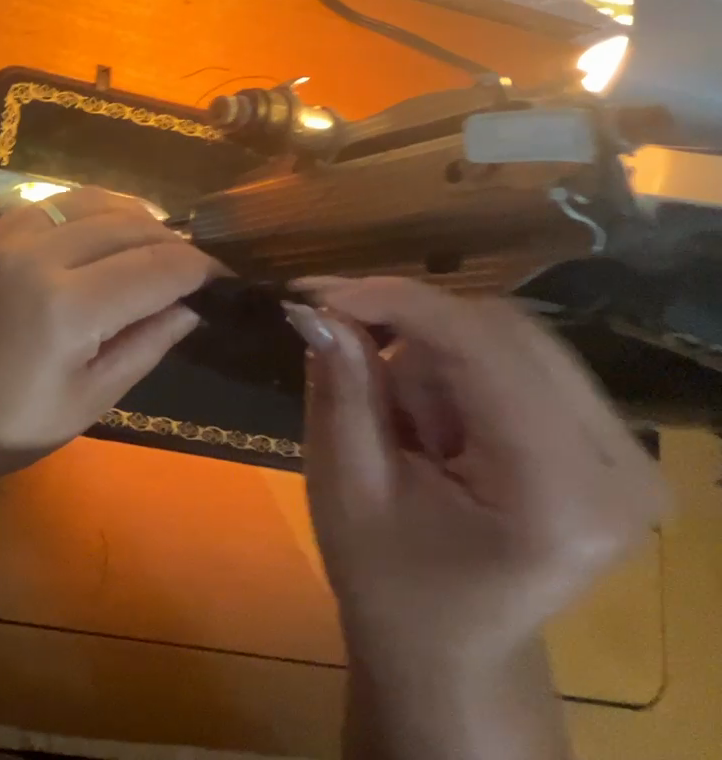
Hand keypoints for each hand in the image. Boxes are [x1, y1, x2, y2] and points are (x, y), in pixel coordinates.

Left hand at [0, 189, 217, 483]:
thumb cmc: (12, 426)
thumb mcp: (93, 397)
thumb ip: (147, 342)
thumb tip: (192, 304)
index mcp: (66, 307)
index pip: (157, 266)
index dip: (200, 269)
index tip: (222, 279)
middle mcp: (32, 258)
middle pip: (125, 224)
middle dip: (169, 240)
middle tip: (189, 266)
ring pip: (83, 202)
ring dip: (127, 216)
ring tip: (150, 243)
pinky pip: (41, 209)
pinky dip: (79, 215)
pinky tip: (95, 239)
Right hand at [287, 277, 669, 674]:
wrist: (449, 643)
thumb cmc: (387, 578)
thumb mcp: (344, 485)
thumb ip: (342, 390)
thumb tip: (312, 309)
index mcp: (558, 491)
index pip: (486, 349)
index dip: (396, 302)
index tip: (311, 294)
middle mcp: (620, 463)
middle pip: (508, 332)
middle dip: (406, 323)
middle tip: (332, 341)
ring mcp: (627, 453)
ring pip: (512, 337)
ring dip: (426, 348)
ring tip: (386, 408)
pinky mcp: (609, 444)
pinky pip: (522, 360)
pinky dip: (451, 363)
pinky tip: (420, 410)